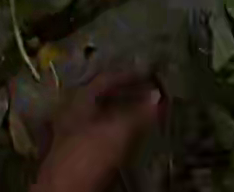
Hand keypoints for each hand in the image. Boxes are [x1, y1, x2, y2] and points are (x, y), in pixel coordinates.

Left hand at [31, 72, 162, 191]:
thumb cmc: (88, 155)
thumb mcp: (118, 131)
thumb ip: (139, 112)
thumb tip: (158, 96)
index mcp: (80, 99)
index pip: (106, 78)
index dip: (128, 75)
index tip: (148, 75)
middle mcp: (75, 112)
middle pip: (105, 98)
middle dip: (128, 95)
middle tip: (149, 95)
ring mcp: (75, 136)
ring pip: (105, 119)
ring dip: (125, 116)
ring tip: (145, 117)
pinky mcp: (79, 158)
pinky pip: (103, 138)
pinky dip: (119, 135)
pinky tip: (131, 141)